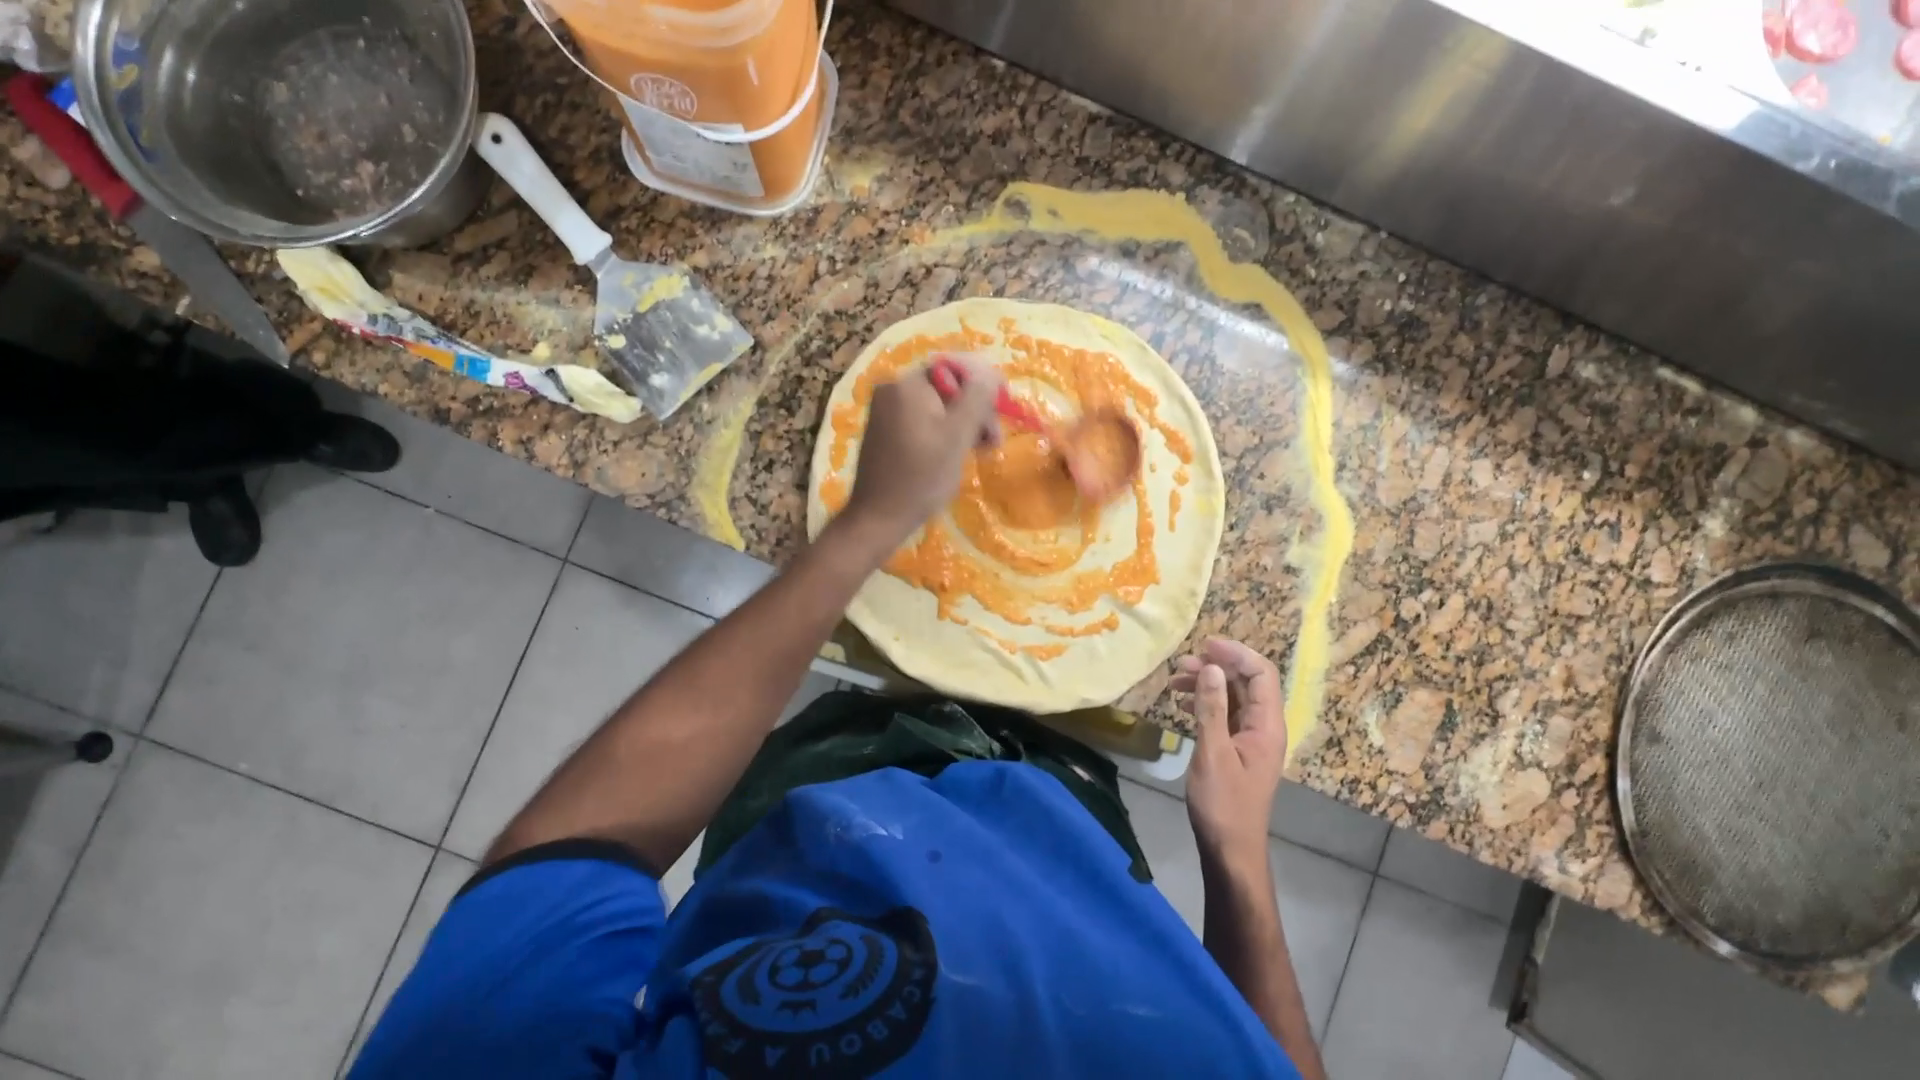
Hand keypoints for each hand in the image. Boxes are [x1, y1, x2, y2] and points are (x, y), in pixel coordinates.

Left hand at [842, 354, 1002, 545]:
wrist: (878, 518)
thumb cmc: (921, 477)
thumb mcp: (957, 435)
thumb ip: (977, 397)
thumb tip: (990, 371)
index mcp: (907, 384)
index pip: (956, 366)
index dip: (984, 383)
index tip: (1002, 411)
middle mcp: (893, 389)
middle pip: (948, 385)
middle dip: (975, 408)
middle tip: (993, 440)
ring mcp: (886, 410)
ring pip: (938, 404)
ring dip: (964, 423)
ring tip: (981, 450)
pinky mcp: (886, 430)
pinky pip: (924, 419)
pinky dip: (944, 431)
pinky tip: (956, 453)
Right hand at [1173, 638, 1287, 858]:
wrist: (1230, 849)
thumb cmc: (1223, 804)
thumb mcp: (1213, 753)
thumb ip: (1212, 709)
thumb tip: (1213, 669)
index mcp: (1268, 726)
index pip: (1261, 674)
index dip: (1236, 654)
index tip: (1204, 646)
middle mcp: (1265, 728)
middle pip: (1247, 683)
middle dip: (1217, 667)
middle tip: (1182, 666)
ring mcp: (1252, 740)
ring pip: (1234, 698)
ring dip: (1208, 684)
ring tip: (1175, 682)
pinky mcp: (1238, 750)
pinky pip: (1226, 715)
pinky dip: (1206, 704)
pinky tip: (1183, 704)